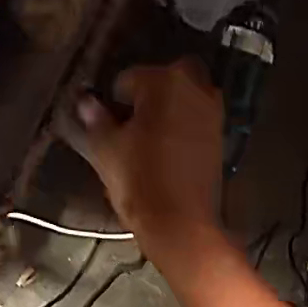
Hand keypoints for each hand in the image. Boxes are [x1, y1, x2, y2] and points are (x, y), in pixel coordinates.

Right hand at [61, 59, 223, 247]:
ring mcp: (213, 116)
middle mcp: (196, 88)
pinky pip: (195, 127)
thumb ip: (95, 119)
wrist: (183, 227)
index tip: (109, 128)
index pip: (127, 80)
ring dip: (166, 117)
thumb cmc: (141, 183)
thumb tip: (86, 102)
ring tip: (148, 147)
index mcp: (165, 79)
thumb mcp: (107, 150)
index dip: (113, 104)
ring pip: (183, 104)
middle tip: (131, 131)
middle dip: (147, 100)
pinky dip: (182, 135)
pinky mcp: (221, 144)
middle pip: (163, 84)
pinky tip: (167, 159)